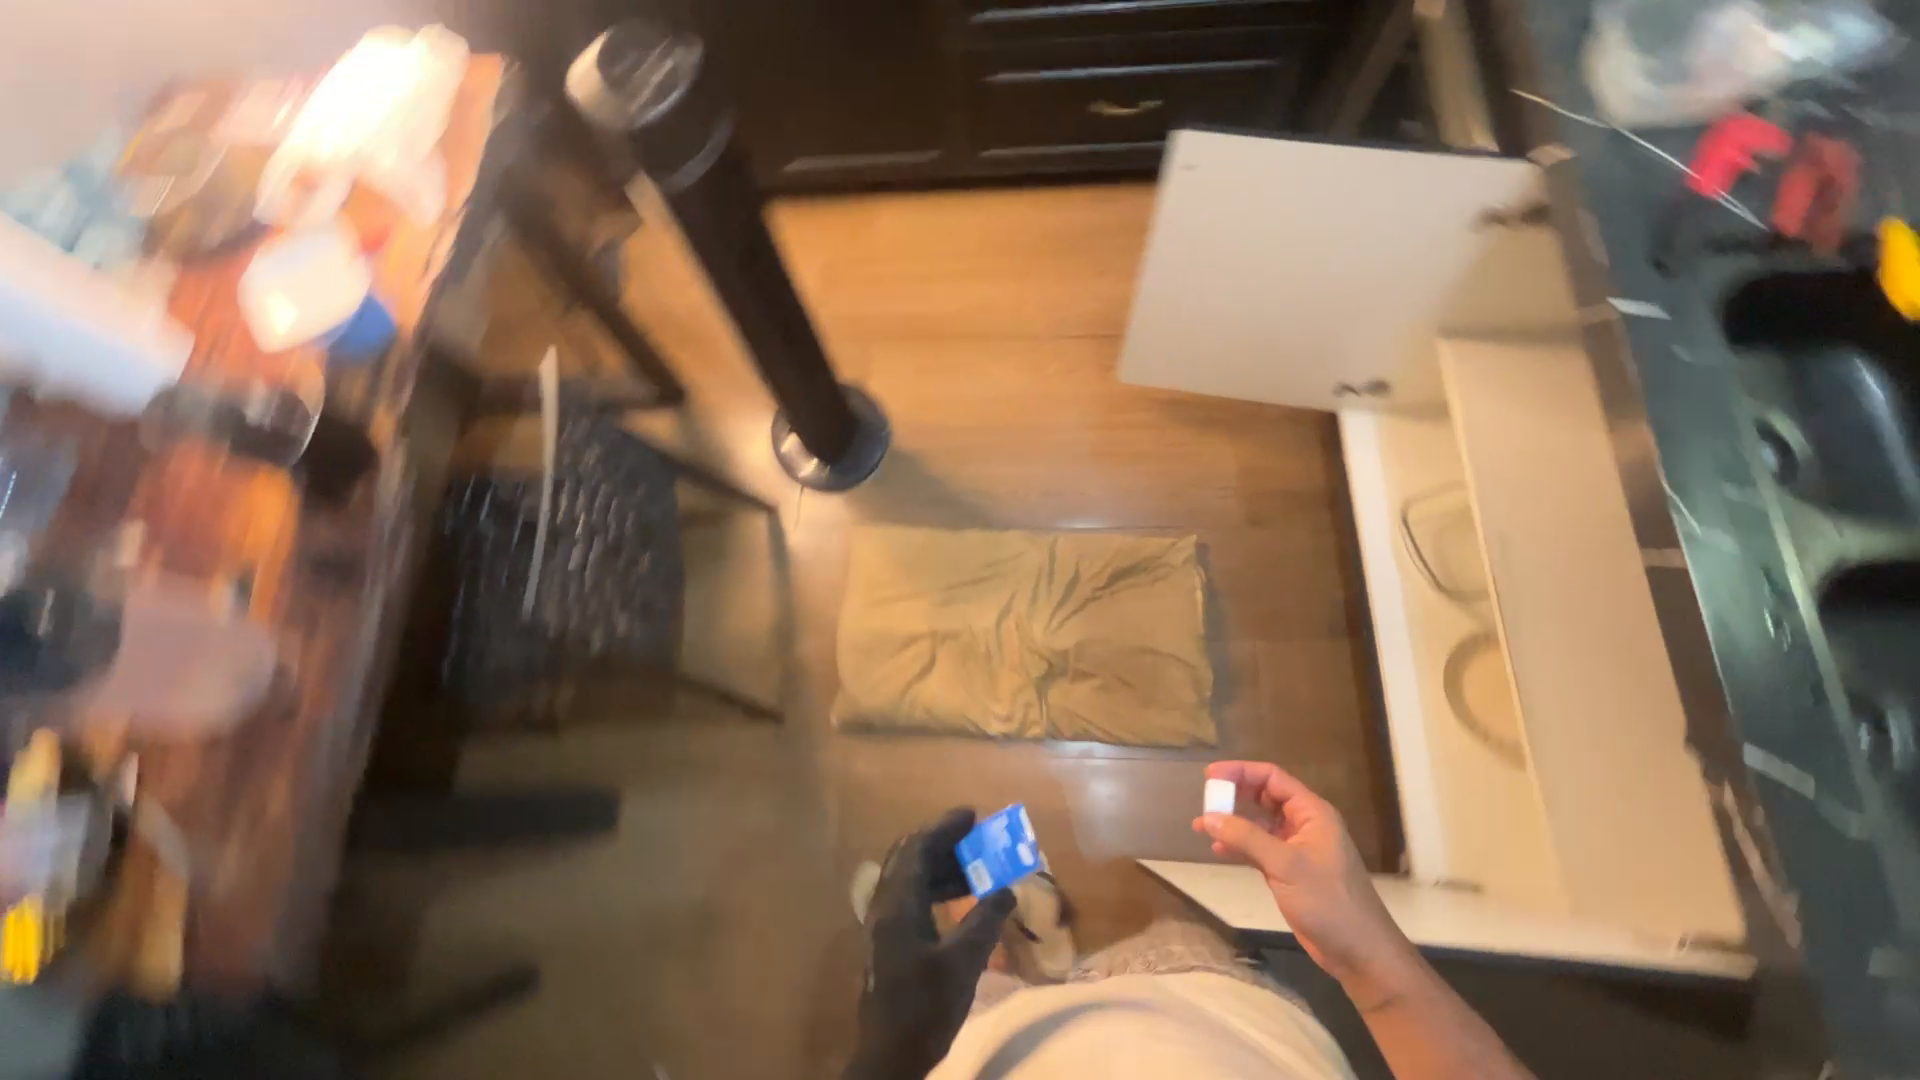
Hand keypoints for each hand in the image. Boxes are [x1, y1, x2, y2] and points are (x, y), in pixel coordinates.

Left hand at [846, 808, 1016, 1079]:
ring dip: (941, 867)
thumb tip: (1006, 889)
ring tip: (976, 869)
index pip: (918, 848)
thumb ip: (985, 920)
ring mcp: (883, 924)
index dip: (944, 827)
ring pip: (911, 878)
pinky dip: (936, 889)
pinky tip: (960, 902)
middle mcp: (885, 905)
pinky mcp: (888, 941)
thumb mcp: (964, 962)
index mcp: (897, 903)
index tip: (972, 815)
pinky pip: (912, 898)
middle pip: (910, 857)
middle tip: (975, 837)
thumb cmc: (926, 1006)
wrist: (890, 1055)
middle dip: (942, 843)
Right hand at [1192, 761, 1420, 1011]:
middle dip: (1234, 796)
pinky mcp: (1289, 872)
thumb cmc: (1328, 902)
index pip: (1272, 778)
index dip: (1241, 771)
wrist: (1359, 953)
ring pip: (1259, 824)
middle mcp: (1304, 825)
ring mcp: (1297, 849)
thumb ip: (1246, 837)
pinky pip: (1258, 849)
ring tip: (1201, 826)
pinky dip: (1238, 847)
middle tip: (1205, 800)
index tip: (1210, 775)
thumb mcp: (1285, 864)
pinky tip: (1218, 850)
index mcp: (1312, 813)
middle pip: (1264, 797)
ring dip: (1232, 823)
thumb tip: (1209, 816)